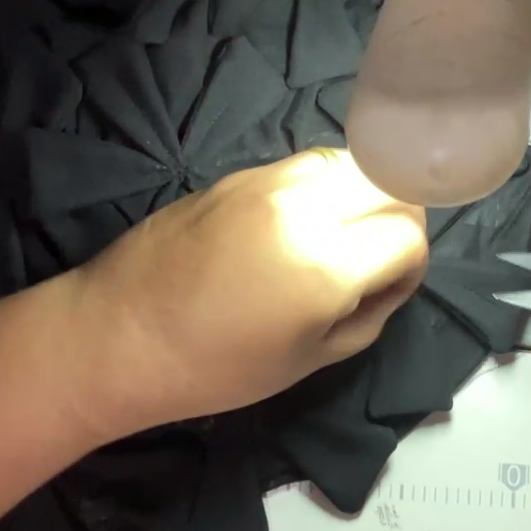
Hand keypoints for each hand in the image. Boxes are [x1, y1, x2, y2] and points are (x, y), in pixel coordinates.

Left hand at [65, 150, 428, 438]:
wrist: (119, 335)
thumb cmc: (216, 369)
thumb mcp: (311, 360)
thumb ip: (368, 313)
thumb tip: (388, 277)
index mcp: (325, 263)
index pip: (409, 233)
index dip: (411, 267)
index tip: (387, 289)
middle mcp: (303, 206)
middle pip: (390, 182)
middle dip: (399, 219)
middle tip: (375, 257)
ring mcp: (267, 180)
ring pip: (349, 162)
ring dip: (362, 194)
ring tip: (339, 235)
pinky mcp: (237, 173)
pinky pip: (305, 165)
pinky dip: (323, 187)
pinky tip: (300, 223)